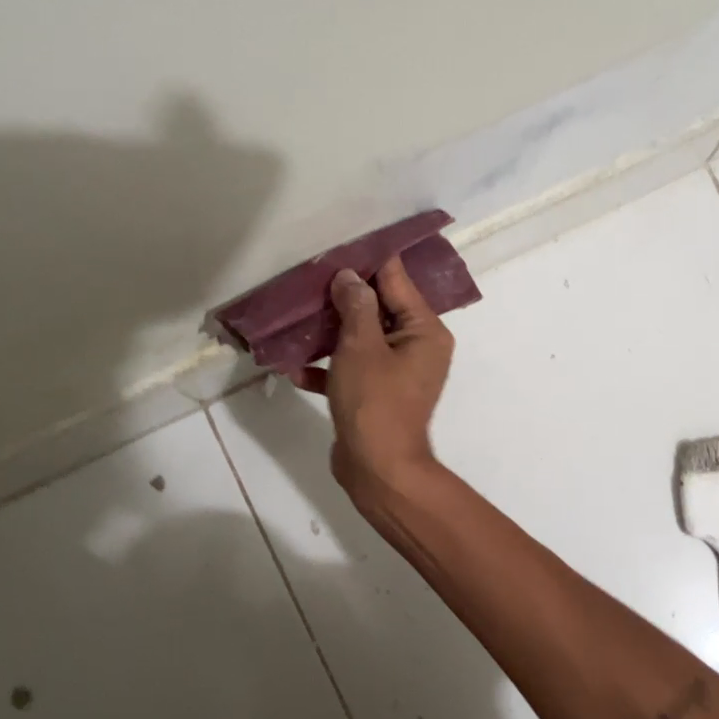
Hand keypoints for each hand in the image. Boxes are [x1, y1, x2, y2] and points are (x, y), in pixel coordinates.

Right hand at [288, 255, 453, 494]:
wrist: (378, 471)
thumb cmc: (374, 402)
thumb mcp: (361, 346)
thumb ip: (356, 306)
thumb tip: (349, 276)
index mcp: (425, 330)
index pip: (397, 281)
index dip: (366, 263)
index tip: (336, 247)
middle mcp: (417, 348)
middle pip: (379, 309)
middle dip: (342, 298)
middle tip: (307, 280)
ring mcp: (398, 374)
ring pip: (361, 341)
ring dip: (329, 334)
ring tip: (295, 321)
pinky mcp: (377, 396)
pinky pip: (352, 372)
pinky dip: (328, 369)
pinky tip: (294, 369)